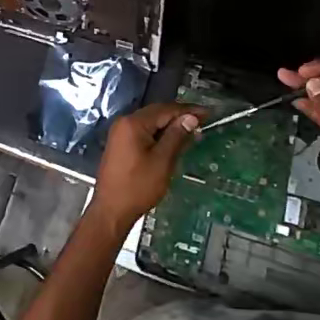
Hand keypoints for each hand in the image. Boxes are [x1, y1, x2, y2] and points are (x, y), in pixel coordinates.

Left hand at [90, 103, 203, 233]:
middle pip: (156, 113)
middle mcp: (124, 123)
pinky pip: (143, 132)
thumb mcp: (162, 161)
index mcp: (133, 123)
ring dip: (170, 126)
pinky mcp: (120, 145)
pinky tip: (172, 142)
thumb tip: (190, 118)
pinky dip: (159, 135)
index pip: (165, 109)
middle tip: (202, 122)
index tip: (207, 113)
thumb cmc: (138, 186)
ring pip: (150, 123)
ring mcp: (120, 133)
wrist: (111, 210)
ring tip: (192, 132)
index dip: (188, 110)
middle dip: (179, 117)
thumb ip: (176, 136)